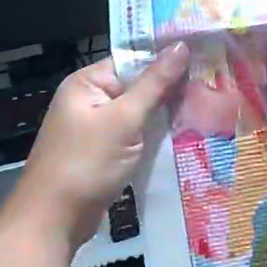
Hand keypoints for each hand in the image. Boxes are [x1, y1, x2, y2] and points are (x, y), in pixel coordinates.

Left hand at [1, 44, 189, 252]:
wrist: (54, 221)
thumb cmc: (86, 162)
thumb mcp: (124, 119)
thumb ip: (155, 83)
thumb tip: (181, 45)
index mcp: (87, 83)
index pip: (133, 59)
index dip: (166, 58)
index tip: (203, 55)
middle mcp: (91, 100)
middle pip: (139, 85)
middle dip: (171, 87)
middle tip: (212, 81)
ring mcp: (98, 128)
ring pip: (141, 112)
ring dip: (167, 112)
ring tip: (208, 104)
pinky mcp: (107, 151)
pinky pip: (137, 134)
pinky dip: (157, 133)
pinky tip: (187, 131)